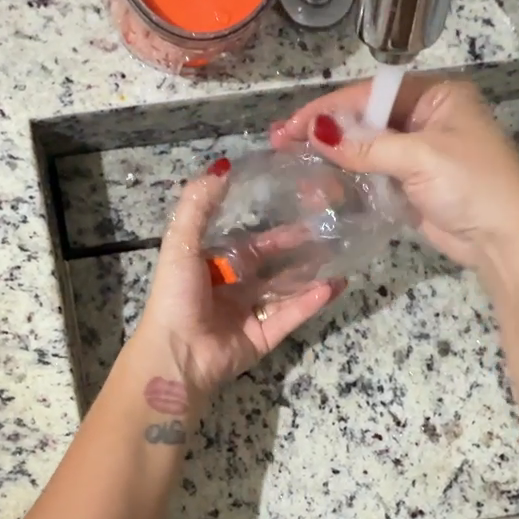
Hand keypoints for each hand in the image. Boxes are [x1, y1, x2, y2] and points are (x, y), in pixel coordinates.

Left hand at [130, 166, 343, 403]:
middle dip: (300, 249)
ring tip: (342, 253)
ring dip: (312, 274)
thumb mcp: (181, 242)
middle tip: (331, 228)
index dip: (274, 228)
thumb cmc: (176, 297)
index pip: (250, 243)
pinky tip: (335, 284)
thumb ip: (199, 204)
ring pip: (287, 290)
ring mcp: (251, 314)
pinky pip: (292, 316)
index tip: (301, 208)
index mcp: (213, 266)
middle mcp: (234, 289)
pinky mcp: (264, 337)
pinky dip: (312, 301)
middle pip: (274, 266)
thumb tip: (223, 165)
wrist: (176, 354)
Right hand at [270, 79, 518, 268]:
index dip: (328, 110)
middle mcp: (425, 119)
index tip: (289, 127)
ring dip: (333, 162)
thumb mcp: (420, 157)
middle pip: (364, 121)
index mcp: (435, 96)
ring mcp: (417, 155)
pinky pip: (371, 179)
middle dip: (325, 134)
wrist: (504, 239)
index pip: (370, 94)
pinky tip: (320, 190)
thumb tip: (317, 132)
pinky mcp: (411, 187)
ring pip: (365, 152)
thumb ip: (367, 146)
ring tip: (295, 172)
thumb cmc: (473, 185)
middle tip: (282, 146)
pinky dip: (347, 184)